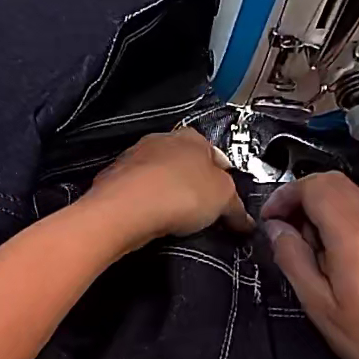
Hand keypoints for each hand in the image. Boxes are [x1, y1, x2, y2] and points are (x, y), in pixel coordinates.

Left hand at [81, 127, 253, 249]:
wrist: (125, 207)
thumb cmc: (183, 193)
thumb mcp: (224, 200)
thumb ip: (236, 207)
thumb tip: (246, 221)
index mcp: (193, 137)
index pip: (216, 155)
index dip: (223, 178)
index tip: (225, 201)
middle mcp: (162, 139)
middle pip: (185, 163)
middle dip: (193, 184)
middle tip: (201, 211)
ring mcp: (134, 156)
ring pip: (159, 175)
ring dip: (166, 192)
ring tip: (174, 219)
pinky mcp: (113, 177)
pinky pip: (137, 190)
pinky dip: (144, 202)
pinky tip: (150, 220)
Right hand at [261, 173, 358, 358]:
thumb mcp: (319, 306)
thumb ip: (292, 259)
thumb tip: (275, 229)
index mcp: (354, 235)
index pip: (314, 186)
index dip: (285, 196)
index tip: (270, 219)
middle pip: (333, 182)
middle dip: (302, 197)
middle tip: (285, 229)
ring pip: (350, 195)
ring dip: (322, 209)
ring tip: (310, 250)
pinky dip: (342, 221)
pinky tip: (337, 259)